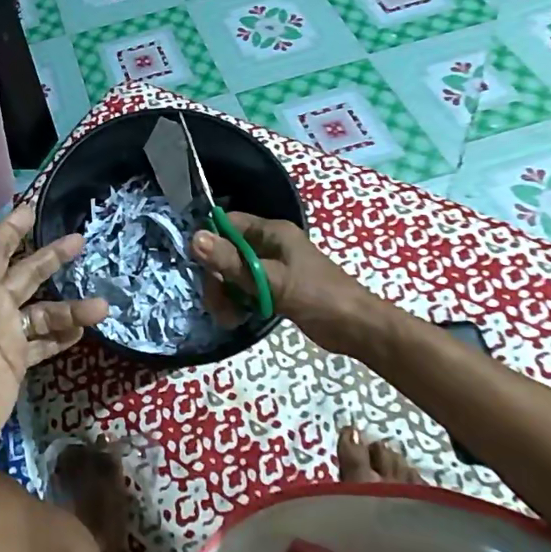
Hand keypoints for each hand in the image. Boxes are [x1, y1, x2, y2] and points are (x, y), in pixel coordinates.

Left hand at [0, 205, 106, 459]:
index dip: (13, 230)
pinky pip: (46, 341)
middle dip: (52, 257)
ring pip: (46, 311)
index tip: (33, 208)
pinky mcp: (19, 360)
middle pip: (28, 275)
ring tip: (99, 308)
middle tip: (80, 241)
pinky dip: (63, 335)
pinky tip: (83, 332)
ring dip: (71, 308)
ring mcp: (8, 335)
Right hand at [190, 213, 384, 357]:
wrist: (356, 328)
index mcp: (273, 232)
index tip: (201, 268)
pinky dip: (238, 302)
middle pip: (228, 252)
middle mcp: (271, 244)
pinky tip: (237, 319)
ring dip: (226, 294)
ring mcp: (273, 267)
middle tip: (218, 304)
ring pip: (235, 273)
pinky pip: (246, 289)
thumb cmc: (317, 296)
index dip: (211, 242)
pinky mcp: (275, 288)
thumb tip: (194, 238)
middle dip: (218, 278)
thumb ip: (232, 262)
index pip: (229, 224)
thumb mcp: (271, 280)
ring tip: (228, 317)